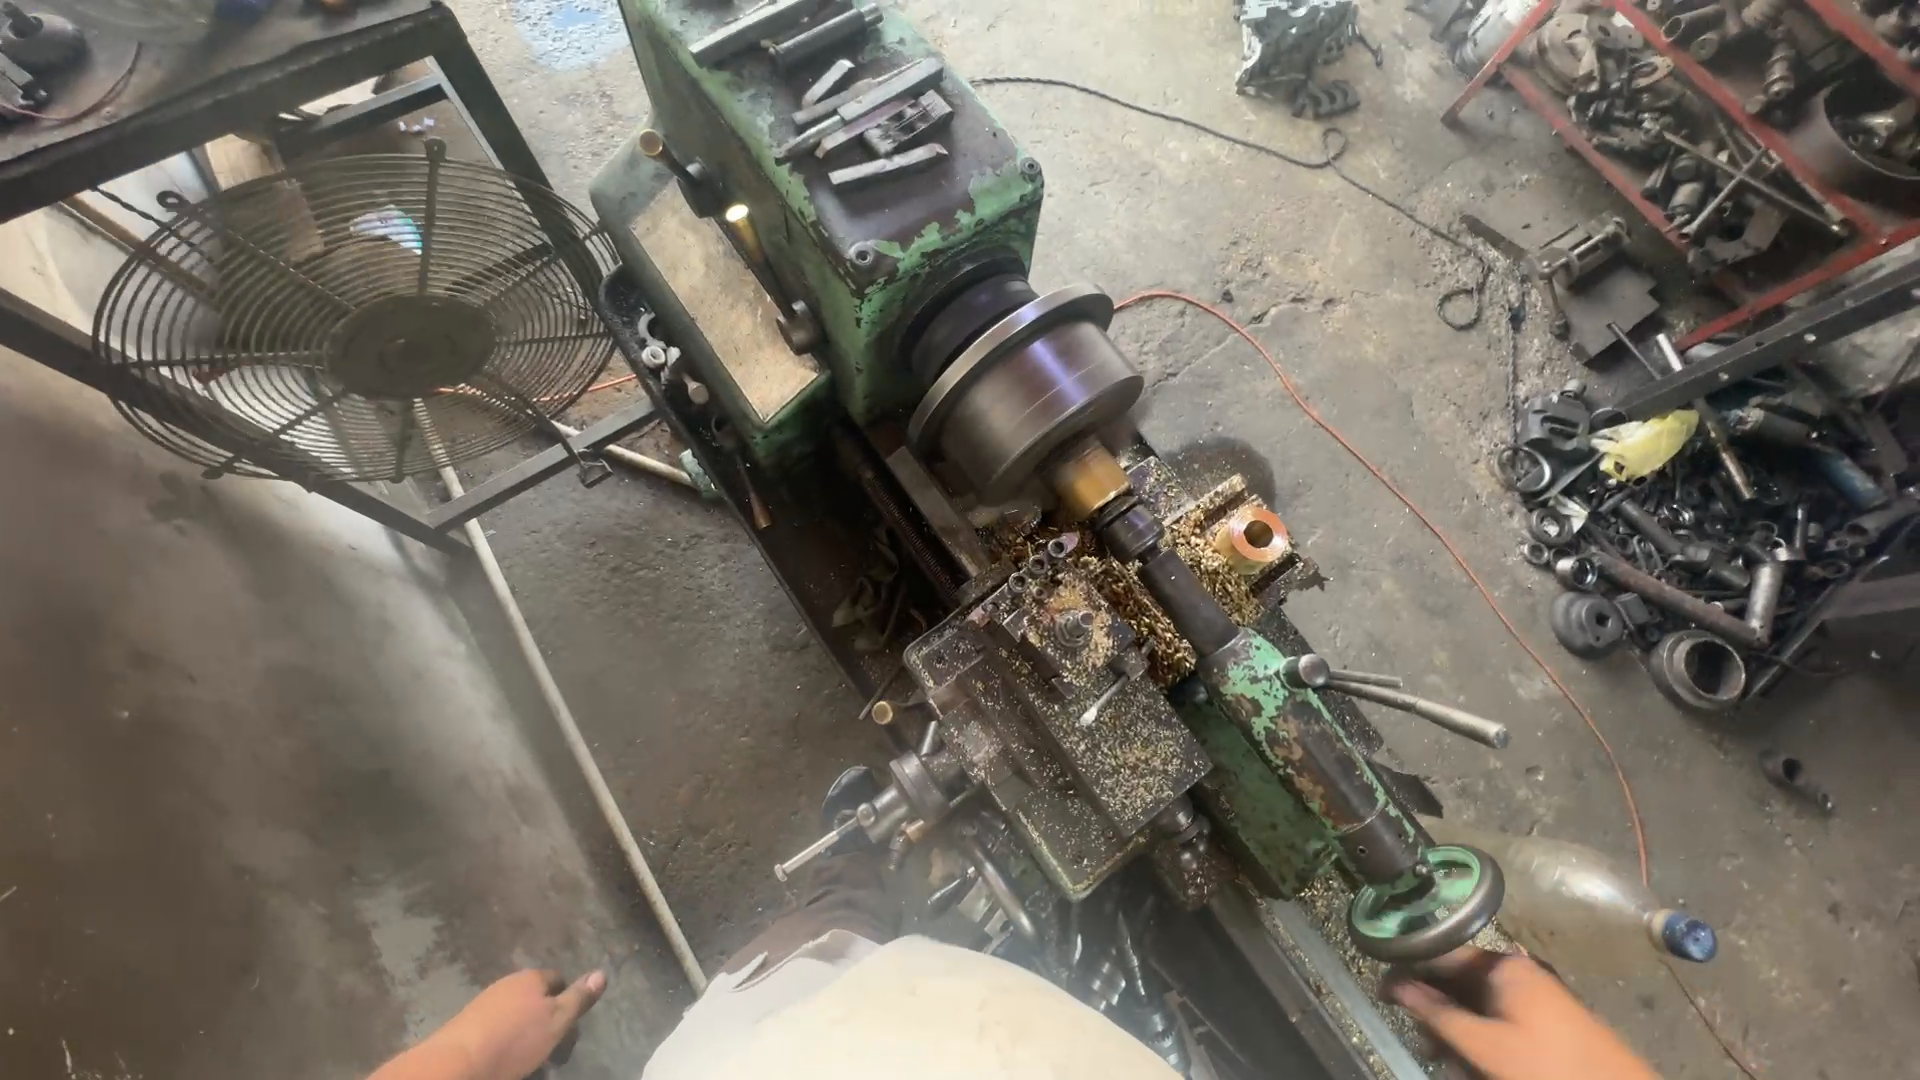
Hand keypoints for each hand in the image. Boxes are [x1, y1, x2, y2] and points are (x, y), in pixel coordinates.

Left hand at [373, 969, 606, 1079]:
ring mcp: (480, 1005)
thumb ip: (579, 998)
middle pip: (533, 998)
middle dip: (541, 1019)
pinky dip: (498, 1045)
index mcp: (531, 978)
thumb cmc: (513, 1042)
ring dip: (519, 1034)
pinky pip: (490, 1032)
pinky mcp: (461, 1029)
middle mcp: (506, 985)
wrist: (451, 1068)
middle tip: (547, 1048)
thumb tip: (602, 973)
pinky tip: (497, 1065)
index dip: (566, 1000)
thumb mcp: (556, 1022)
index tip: (567, 1027)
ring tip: (522, 1062)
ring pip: (510, 1016)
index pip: (558, 979)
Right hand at [1387, 949, 1657, 1079]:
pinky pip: (1501, 1023)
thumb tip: (1394, 985)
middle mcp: (1518, 973)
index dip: (1407, 971)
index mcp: (1503, 967)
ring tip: (1450, 1063)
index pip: (1439, 954)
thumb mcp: (1486, 1046)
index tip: (1382, 993)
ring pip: (1479, 1008)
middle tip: (1425, 1044)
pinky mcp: (1549, 1024)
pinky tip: (1476, 1066)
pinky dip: (1484, 1042)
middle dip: (1437, 1014)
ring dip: (1459, 1033)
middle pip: (1458, 983)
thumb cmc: (1551, 1070)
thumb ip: (1436, 1013)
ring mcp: (1536, 999)